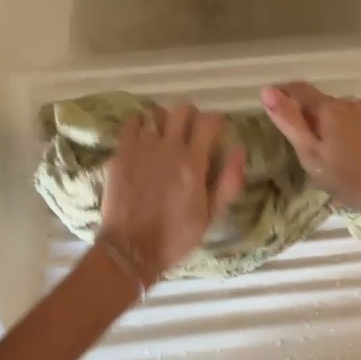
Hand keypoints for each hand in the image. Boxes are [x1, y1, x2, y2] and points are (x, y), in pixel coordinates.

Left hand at [97, 104, 247, 284]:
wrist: (130, 250)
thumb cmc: (175, 237)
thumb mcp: (210, 215)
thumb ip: (228, 181)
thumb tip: (239, 148)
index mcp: (193, 162)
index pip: (209, 122)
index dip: (217, 121)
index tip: (218, 130)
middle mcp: (168, 147)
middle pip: (182, 109)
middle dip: (191, 116)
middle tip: (191, 132)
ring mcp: (141, 148)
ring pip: (156, 114)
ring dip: (165, 122)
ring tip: (165, 137)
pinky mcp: (120, 153)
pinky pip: (131, 124)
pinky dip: (140, 125)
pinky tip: (142, 139)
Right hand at [261, 82, 360, 223]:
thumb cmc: (345, 178)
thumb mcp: (309, 153)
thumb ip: (288, 120)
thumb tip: (267, 90)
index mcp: (328, 108)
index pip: (299, 89)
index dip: (282, 91)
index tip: (269, 101)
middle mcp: (349, 103)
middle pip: (319, 100)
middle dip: (304, 110)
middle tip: (295, 136)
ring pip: (340, 107)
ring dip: (327, 116)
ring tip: (323, 140)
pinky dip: (354, 114)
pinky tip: (354, 128)